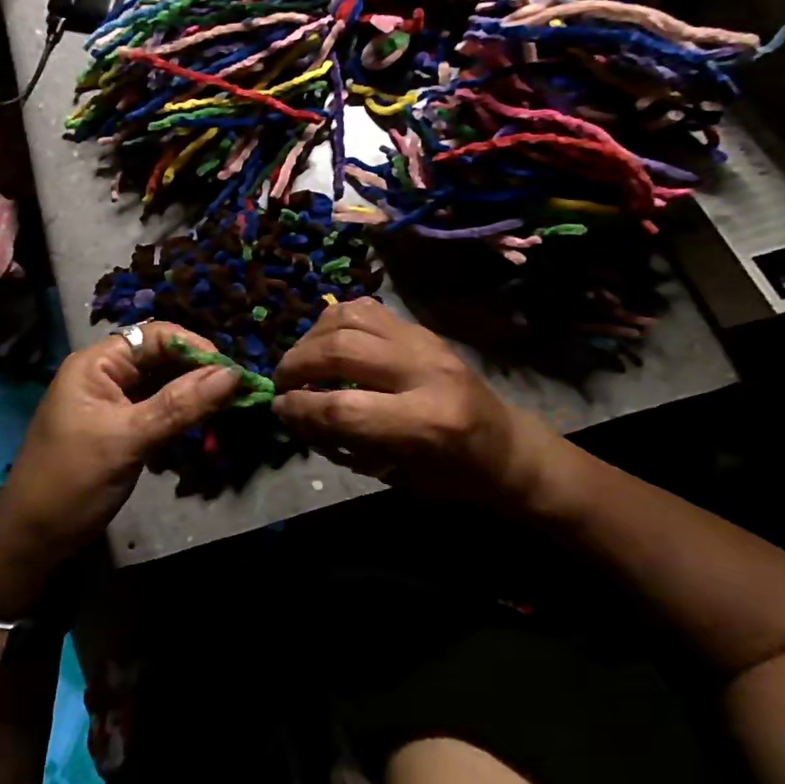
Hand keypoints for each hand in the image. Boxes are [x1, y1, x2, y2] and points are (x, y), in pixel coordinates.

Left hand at [0, 323, 242, 617]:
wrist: (32, 540)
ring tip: (230, 409)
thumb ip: (180, 405)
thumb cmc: (72, 482)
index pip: (155, 337)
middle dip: (199, 372)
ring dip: (194, 395)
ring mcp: (113, 402)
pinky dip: (182, 416)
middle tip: (238, 393)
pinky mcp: (121, 428)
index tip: (232, 372)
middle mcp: (105, 374)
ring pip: (163, 385)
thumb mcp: (128, 439)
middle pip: (161, 358)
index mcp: (96, 363)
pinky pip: (158, 410)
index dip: (195, 348)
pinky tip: (206, 425)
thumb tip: (233, 374)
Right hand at [271, 299, 571, 508]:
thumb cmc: (452, 475)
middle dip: (297, 366)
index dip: (299, 408)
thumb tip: (293, 411)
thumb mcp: (394, 474)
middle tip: (282, 384)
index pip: (343, 409)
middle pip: (341, 351)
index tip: (278, 410)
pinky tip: (323, 341)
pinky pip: (365, 308)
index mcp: (427, 424)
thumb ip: (342, 441)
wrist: (506, 445)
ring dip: (311, 338)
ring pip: (350, 318)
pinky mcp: (421, 328)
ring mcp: (425, 342)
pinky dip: (333, 321)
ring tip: (300, 361)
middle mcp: (426, 373)